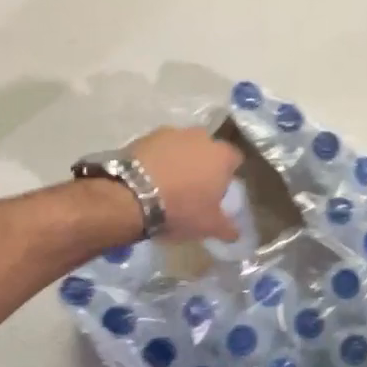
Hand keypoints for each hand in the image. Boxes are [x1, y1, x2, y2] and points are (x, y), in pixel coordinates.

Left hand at [126, 127, 243, 240]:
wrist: (131, 196)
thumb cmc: (181, 209)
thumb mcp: (209, 226)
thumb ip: (227, 228)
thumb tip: (236, 233)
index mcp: (222, 155)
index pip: (235, 160)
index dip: (228, 175)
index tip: (218, 190)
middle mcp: (201, 137)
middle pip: (208, 150)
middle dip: (203, 163)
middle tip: (193, 186)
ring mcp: (172, 133)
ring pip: (182, 146)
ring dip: (179, 159)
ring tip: (166, 183)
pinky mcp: (145, 136)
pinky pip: (158, 148)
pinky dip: (156, 159)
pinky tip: (148, 178)